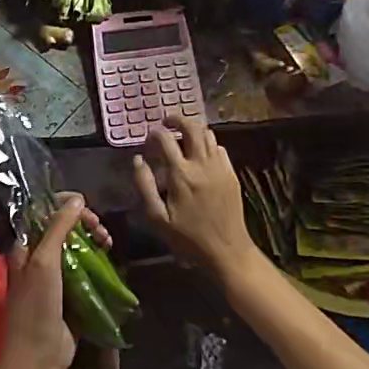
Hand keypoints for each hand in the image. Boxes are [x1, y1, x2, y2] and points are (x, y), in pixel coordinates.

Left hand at [4, 194, 110, 368]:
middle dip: (84, 222)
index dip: (64, 205)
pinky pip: (85, 267)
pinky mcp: (71, 292)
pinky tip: (108, 257)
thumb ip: (59, 227)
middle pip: (63, 228)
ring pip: (77, 246)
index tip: (84, 205)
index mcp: (26, 248)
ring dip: (93, 239)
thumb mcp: (44, 261)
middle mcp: (39, 258)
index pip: (44, 213)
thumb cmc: (36, 305)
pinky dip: (97, 259)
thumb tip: (77, 198)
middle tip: (101, 229)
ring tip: (108, 243)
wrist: (39, 355)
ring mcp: (55, 275)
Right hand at [133, 117, 259, 280]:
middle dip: (177, 119)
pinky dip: (207, 143)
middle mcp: (202, 163)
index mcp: (181, 174)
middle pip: (192, 127)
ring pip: (208, 134)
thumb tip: (137, 159)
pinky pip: (219, 148)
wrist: (226, 249)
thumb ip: (144, 185)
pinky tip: (200, 154)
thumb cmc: (188, 237)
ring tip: (182, 135)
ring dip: (193, 130)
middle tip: (167, 122)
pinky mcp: (231, 173)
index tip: (149, 137)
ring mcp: (219, 166)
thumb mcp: (157, 217)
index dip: (154, 133)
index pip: (165, 139)